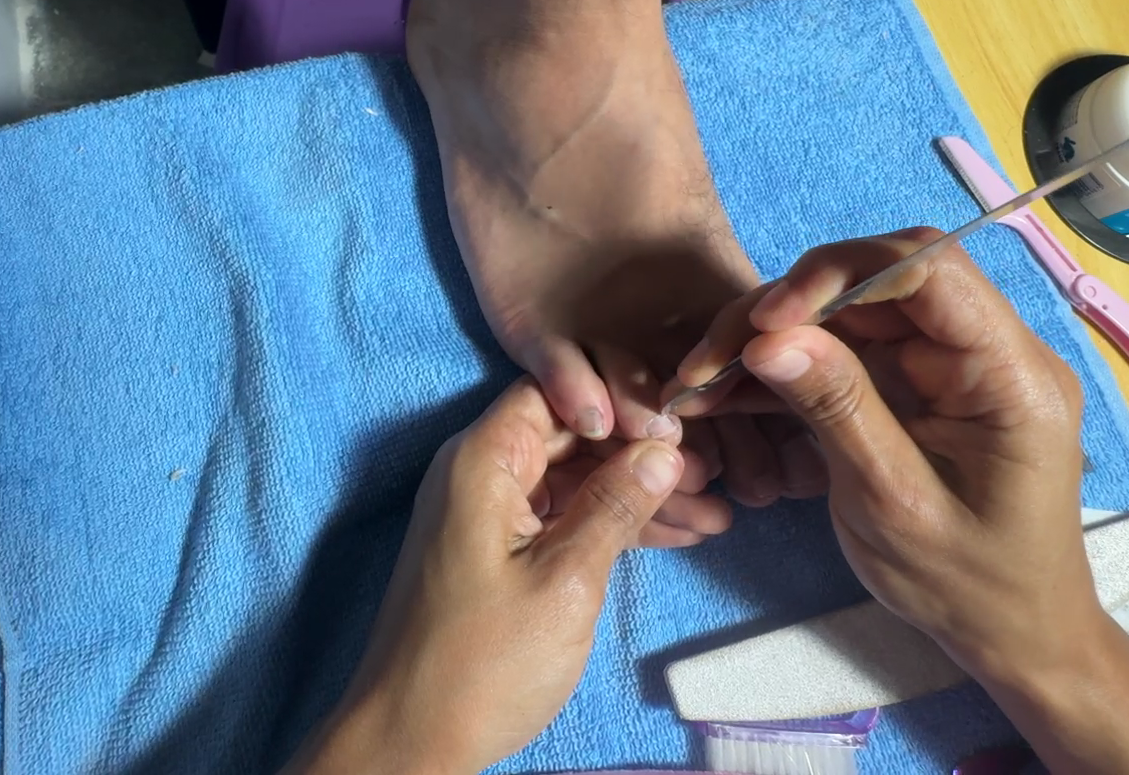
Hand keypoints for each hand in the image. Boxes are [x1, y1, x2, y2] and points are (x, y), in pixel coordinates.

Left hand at [281, 378, 684, 774]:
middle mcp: (484, 469)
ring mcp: (493, 508)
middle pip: (572, 435)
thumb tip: (663, 450)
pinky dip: (613, 525)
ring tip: (716, 515)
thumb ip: (614, 506)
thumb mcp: (565, 580)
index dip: (618, 400)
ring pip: (576, 478)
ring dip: (639, 495)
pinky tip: (679, 536)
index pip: (555, 393)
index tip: (679, 430)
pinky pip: (564, 514)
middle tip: (713, 476)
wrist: (413, 737)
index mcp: (484, 457)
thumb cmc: (486, 659)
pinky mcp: (504, 544)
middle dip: (642, 454)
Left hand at [408, 0, 755, 442]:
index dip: (762, 406)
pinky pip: (548, 363)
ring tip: (657, 466)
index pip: (740, 357)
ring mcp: (576, 306)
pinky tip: (592, 416)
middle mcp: (638, 299)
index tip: (786, 463)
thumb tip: (769, 361)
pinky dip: (569, 391)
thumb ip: (719, 278)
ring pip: (612, 388)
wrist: (518, 56)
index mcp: (694, 272)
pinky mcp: (515, 305)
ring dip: (633, 427)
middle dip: (702, 438)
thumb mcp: (687, 196)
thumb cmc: (619, 108)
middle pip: (679, 387)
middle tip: (725, 493)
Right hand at [671, 230, 1097, 676]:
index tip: (765, 321)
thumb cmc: (966, 579)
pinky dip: (768, 365)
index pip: (926, 271)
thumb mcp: (893, 502)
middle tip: (710, 359)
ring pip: (832, 310)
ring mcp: (929, 360)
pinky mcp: (895, 377)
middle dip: (779, 308)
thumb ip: (839, 409)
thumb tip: (768, 337)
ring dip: (759, 337)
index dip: (838, 274)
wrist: (1001, 628)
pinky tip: (720, 390)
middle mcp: (970, 347)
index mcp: (1006, 372)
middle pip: (865, 283)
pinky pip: (823, 347)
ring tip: (699, 380)